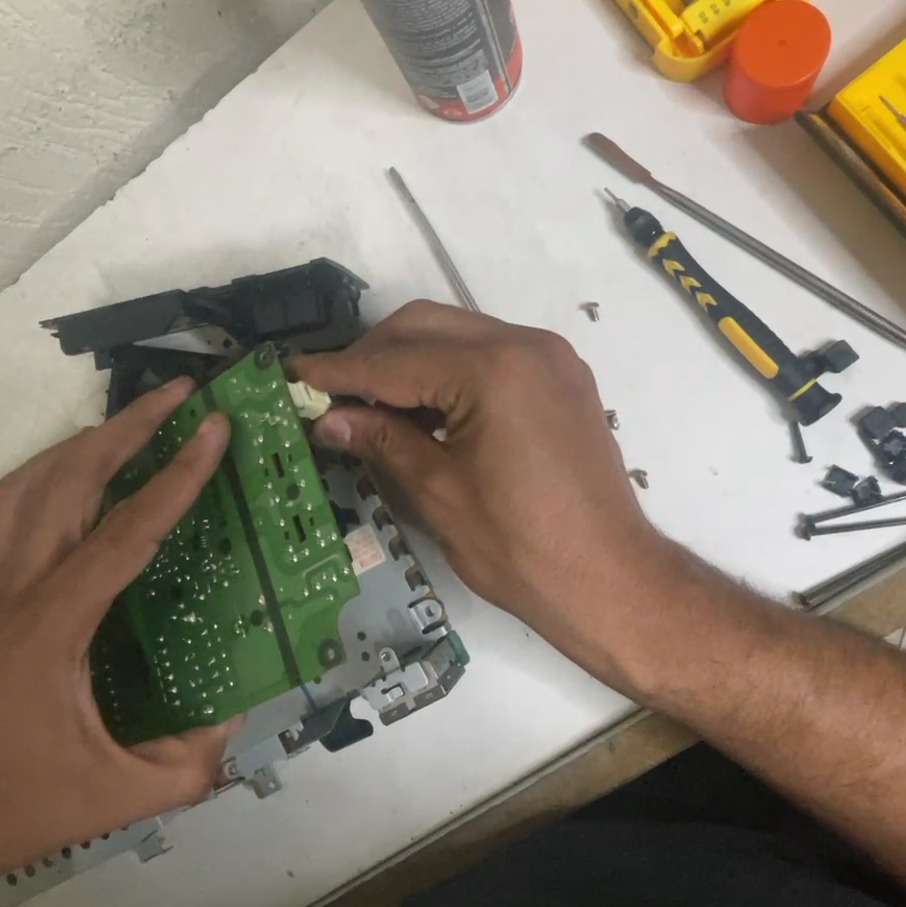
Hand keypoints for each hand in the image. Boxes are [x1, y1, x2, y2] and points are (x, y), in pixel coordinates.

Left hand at [0, 378, 236, 906]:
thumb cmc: (16, 809)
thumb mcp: (123, 797)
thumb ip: (194, 760)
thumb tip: (242, 711)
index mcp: (53, 626)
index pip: (124, 532)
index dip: (176, 476)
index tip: (213, 428)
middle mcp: (17, 591)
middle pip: (66, 481)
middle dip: (126, 427)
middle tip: (180, 394)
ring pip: (27, 487)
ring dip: (82, 444)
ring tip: (134, 422)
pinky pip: (13, 515)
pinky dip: (50, 477)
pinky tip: (80, 484)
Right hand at [293, 302, 676, 680]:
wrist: (609, 580)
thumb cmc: (520, 547)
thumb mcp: (439, 492)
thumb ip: (382, 440)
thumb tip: (328, 418)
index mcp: (494, 370)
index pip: (396, 360)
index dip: (340, 371)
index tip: (296, 373)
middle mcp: (527, 344)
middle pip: (427, 326)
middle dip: (374, 355)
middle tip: (333, 394)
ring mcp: (551, 358)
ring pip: (460, 334)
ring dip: (411, 361)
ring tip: (372, 405)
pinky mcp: (563, 378)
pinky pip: (492, 354)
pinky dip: (451, 371)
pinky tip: (424, 408)